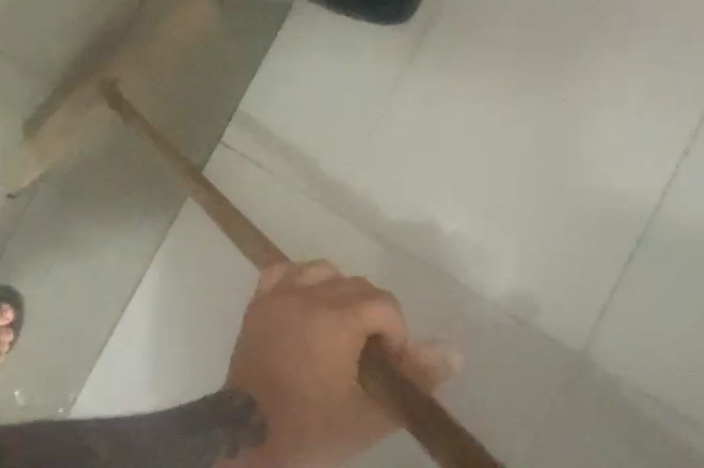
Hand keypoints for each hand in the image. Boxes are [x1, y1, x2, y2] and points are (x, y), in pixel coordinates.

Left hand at [226, 260, 458, 466]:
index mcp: (335, 320)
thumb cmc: (315, 427)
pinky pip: (283, 272)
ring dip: (340, 293)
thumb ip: (416, 378)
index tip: (388, 368)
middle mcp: (305, 296)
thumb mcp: (374, 413)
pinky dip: (302, 282)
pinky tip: (309, 310)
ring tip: (343, 333)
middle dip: (374, 316)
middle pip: (356, 285)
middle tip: (370, 356)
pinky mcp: (256, 302)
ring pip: (321, 271)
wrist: (252, 432)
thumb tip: (451, 350)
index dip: (397, 335)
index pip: (384, 303)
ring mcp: (277, 296)